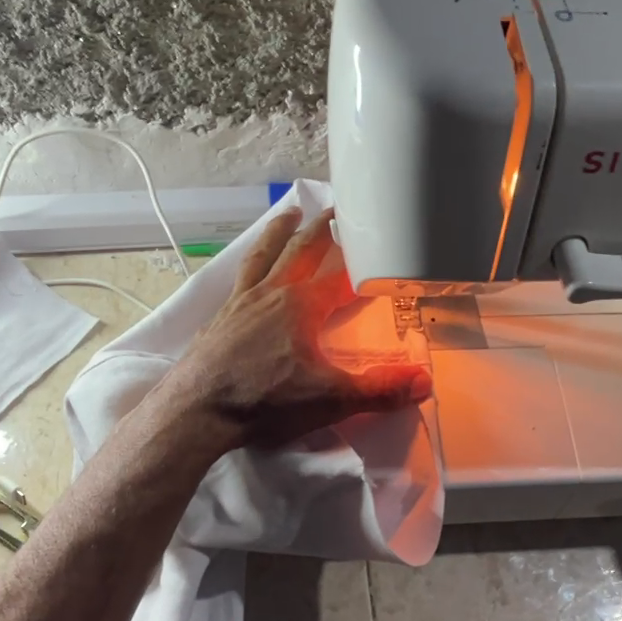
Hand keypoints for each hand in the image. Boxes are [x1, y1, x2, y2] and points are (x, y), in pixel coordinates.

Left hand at [159, 207, 431, 451]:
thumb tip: (423, 381)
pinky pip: (239, 277)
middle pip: (303, 250)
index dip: (363, 261)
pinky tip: (250, 267)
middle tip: (337, 209)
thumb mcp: (331, 399)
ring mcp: (241, 302)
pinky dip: (251, 262)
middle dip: (324, 229)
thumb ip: (379, 389)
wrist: (198, 411)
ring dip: (280, 232)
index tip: (380, 249)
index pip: (342, 274)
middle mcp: (272, 293)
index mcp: (303, 306)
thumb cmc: (265, 401)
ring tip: (290, 214)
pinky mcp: (219, 317)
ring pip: (265, 255)